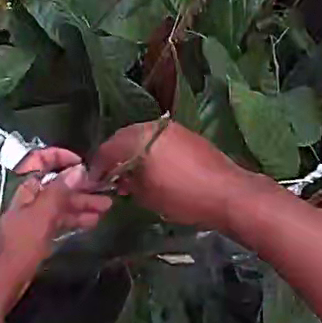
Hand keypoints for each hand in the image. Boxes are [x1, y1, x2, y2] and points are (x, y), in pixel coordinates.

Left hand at [0, 147, 110, 310]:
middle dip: (80, 186)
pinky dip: (74, 219)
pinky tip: (91, 222)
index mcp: (23, 188)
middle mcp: (28, 199)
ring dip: (82, 204)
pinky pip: (58, 220)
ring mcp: (32, 217)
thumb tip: (79, 169)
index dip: (60, 158)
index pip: (39, 160)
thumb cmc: (18, 248)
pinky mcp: (37, 235)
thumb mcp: (40, 217)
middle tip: (104, 192)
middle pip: (56, 184)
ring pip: (60, 203)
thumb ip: (59, 191)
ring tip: (105, 208)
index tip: (83, 164)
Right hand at [86, 120, 268, 231]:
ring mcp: (172, 128)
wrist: (227, 192)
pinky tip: (152, 168)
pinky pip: (159, 139)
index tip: (94, 181)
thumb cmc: (182, 196)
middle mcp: (153, 126)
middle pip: (124, 138)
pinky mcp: (187, 134)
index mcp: (139, 138)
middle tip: (111, 177)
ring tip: (131, 175)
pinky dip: (150, 150)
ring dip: (133, 152)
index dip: (98, 166)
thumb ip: (128, 183)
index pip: (108, 148)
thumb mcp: (146, 195)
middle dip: (115, 156)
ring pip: (143, 137)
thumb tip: (120, 179)